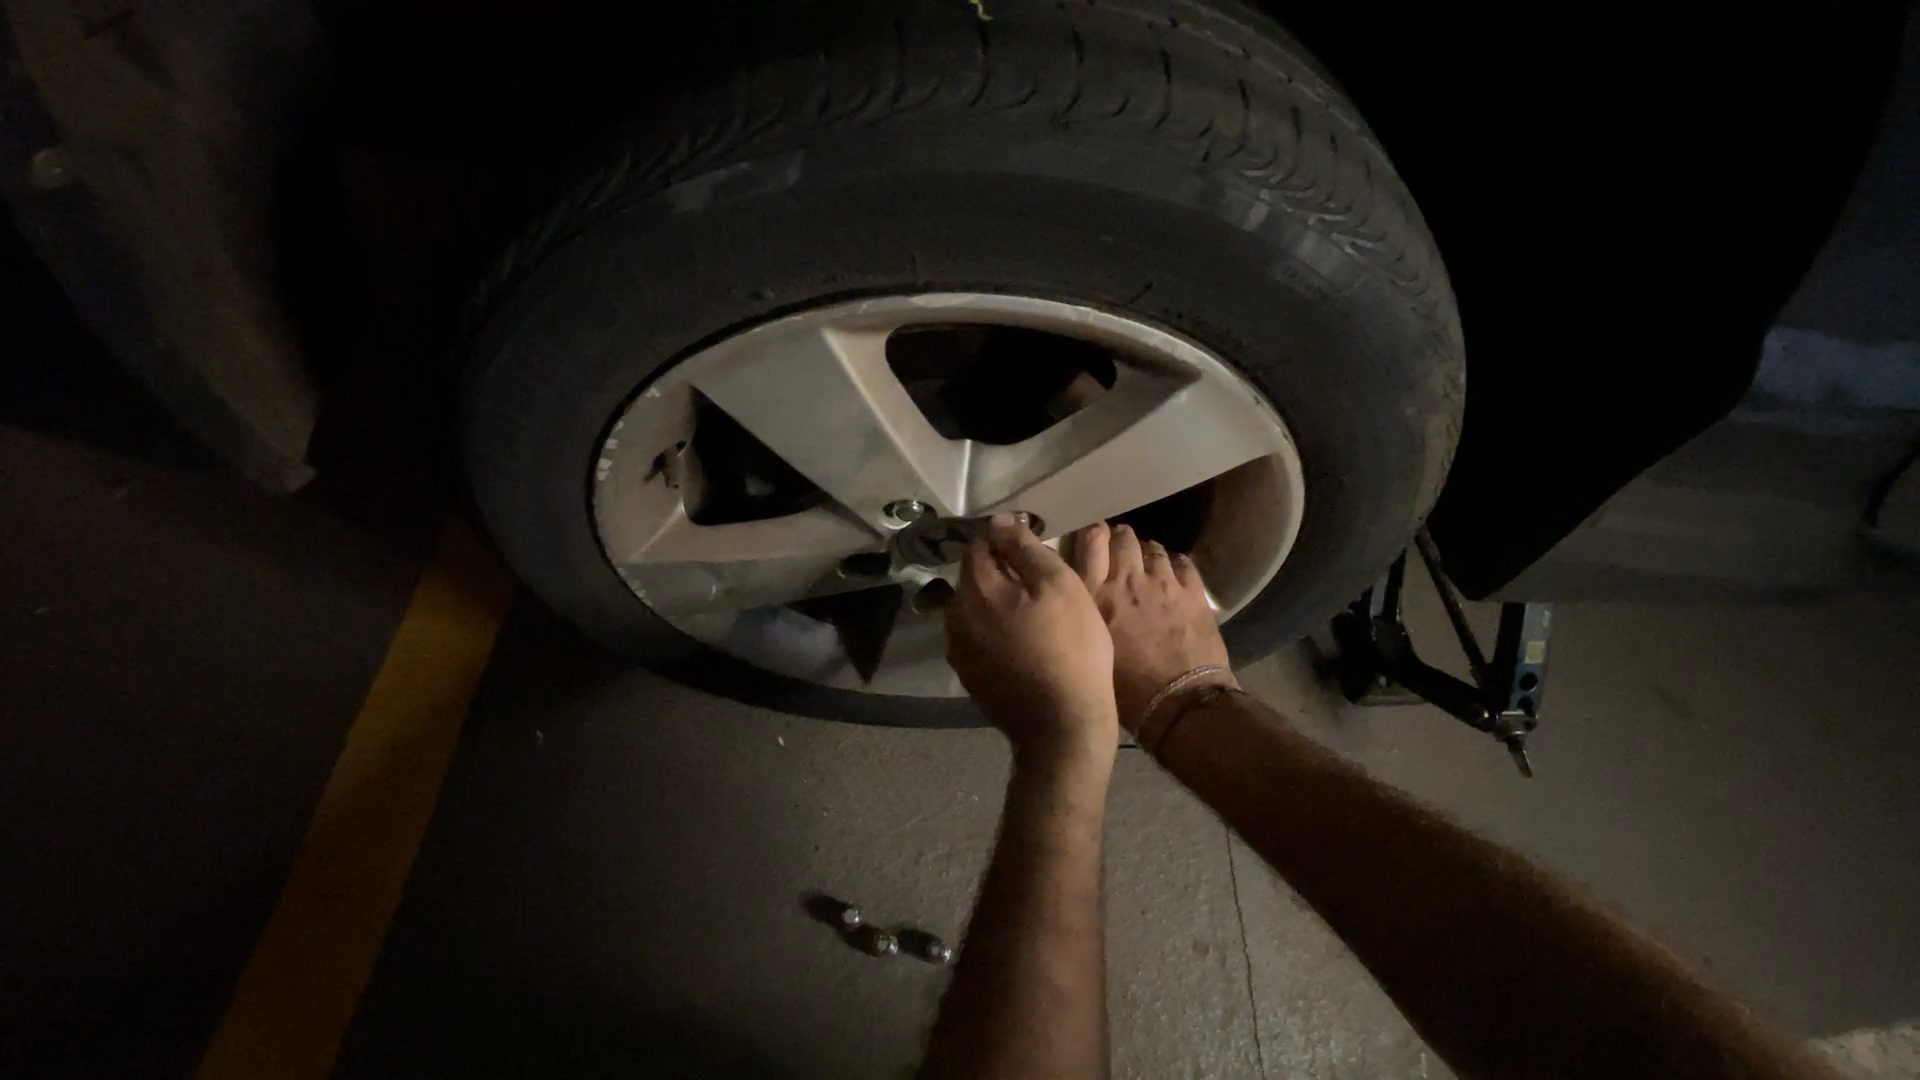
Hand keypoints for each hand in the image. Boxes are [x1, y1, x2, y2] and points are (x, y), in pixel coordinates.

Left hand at [945, 515, 1118, 764]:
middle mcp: (955, 617)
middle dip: (1000, 573)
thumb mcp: (1060, 585)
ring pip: (974, 610)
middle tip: (1039, 585)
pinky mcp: (968, 677)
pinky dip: (995, 633)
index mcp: (975, 589)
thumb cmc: (1071, 648)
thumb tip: (998, 522)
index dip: (1006, 541)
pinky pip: (978, 640)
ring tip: (1033, 615)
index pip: (979, 546)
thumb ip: (1025, 548)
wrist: (1062, 725)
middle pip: (973, 578)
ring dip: (996, 604)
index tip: (1034, 550)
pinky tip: (1024, 645)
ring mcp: (958, 651)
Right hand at [1067, 522, 1237, 733]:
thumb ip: (1085, 617)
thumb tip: (1081, 606)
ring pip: (1153, 548)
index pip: (1090, 541)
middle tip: (1120, 549)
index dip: (1092, 533)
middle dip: (1121, 539)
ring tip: (1147, 562)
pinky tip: (1173, 573)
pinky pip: (1183, 563)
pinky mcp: (1193, 593)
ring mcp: (1163, 584)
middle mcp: (1126, 581)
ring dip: (1147, 552)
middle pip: (1123, 537)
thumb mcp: (1090, 649)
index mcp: (1094, 596)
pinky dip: (1175, 564)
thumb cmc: (1125, 690)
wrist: (1178, 703)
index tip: (1092, 538)